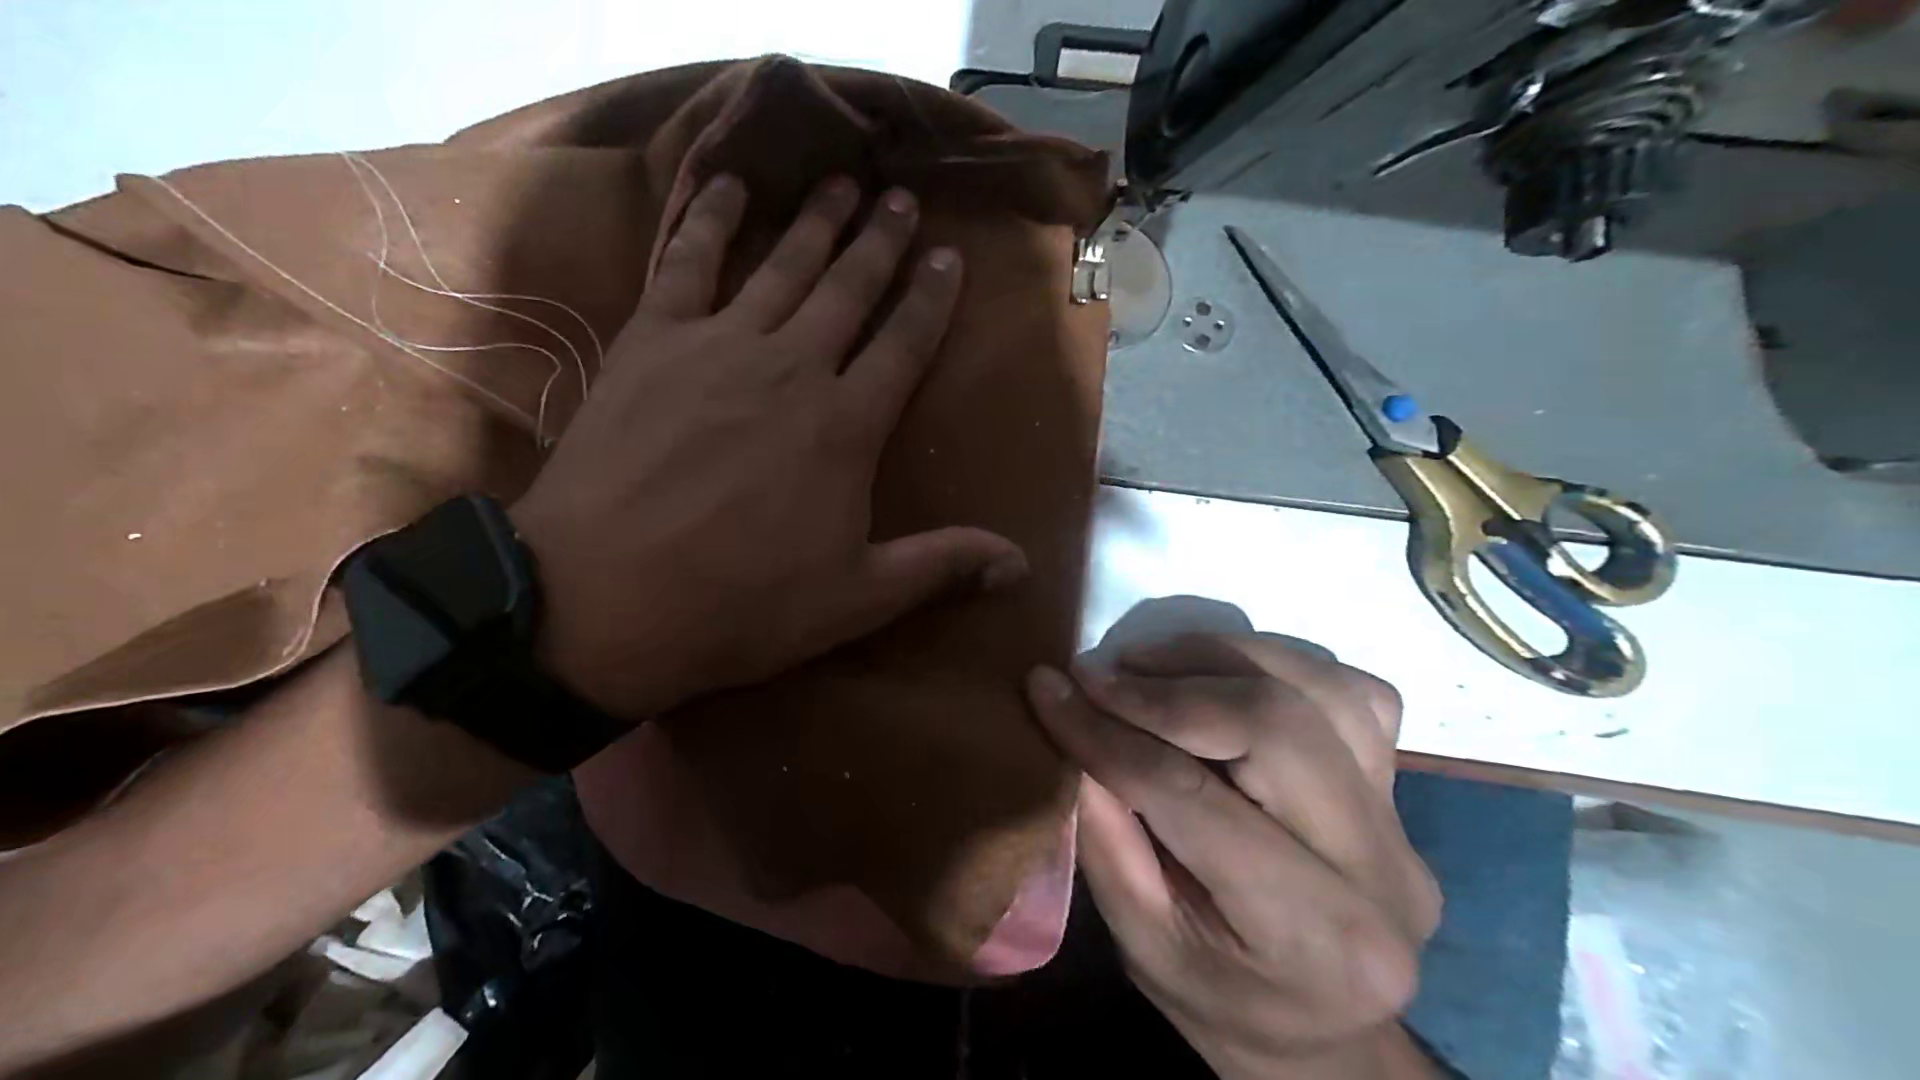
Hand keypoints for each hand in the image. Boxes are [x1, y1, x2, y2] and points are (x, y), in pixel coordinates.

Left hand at [513, 174, 1025, 719]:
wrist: (604, 601)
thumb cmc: (742, 604)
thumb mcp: (858, 598)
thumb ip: (941, 566)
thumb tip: (1023, 564)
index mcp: (847, 426)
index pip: (904, 343)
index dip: (931, 298)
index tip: (949, 256)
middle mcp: (792, 367)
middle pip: (848, 289)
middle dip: (881, 242)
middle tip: (902, 197)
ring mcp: (718, 346)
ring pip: (781, 266)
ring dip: (816, 221)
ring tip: (841, 182)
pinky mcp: (651, 342)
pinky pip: (685, 262)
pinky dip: (707, 219)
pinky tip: (726, 185)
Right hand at [1026, 635, 1441, 1078]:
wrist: (1322, 1036)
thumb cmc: (1218, 1002)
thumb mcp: (1140, 944)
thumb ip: (1105, 837)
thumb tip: (1070, 729)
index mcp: (1316, 938)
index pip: (1192, 796)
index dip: (1108, 734)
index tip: (1048, 688)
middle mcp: (1382, 869)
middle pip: (1275, 723)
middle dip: (1167, 688)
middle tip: (1096, 676)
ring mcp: (1404, 818)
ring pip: (1318, 685)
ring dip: (1216, 657)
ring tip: (1143, 663)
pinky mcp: (1401, 785)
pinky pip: (1351, 690)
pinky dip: (1276, 664)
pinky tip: (1218, 676)